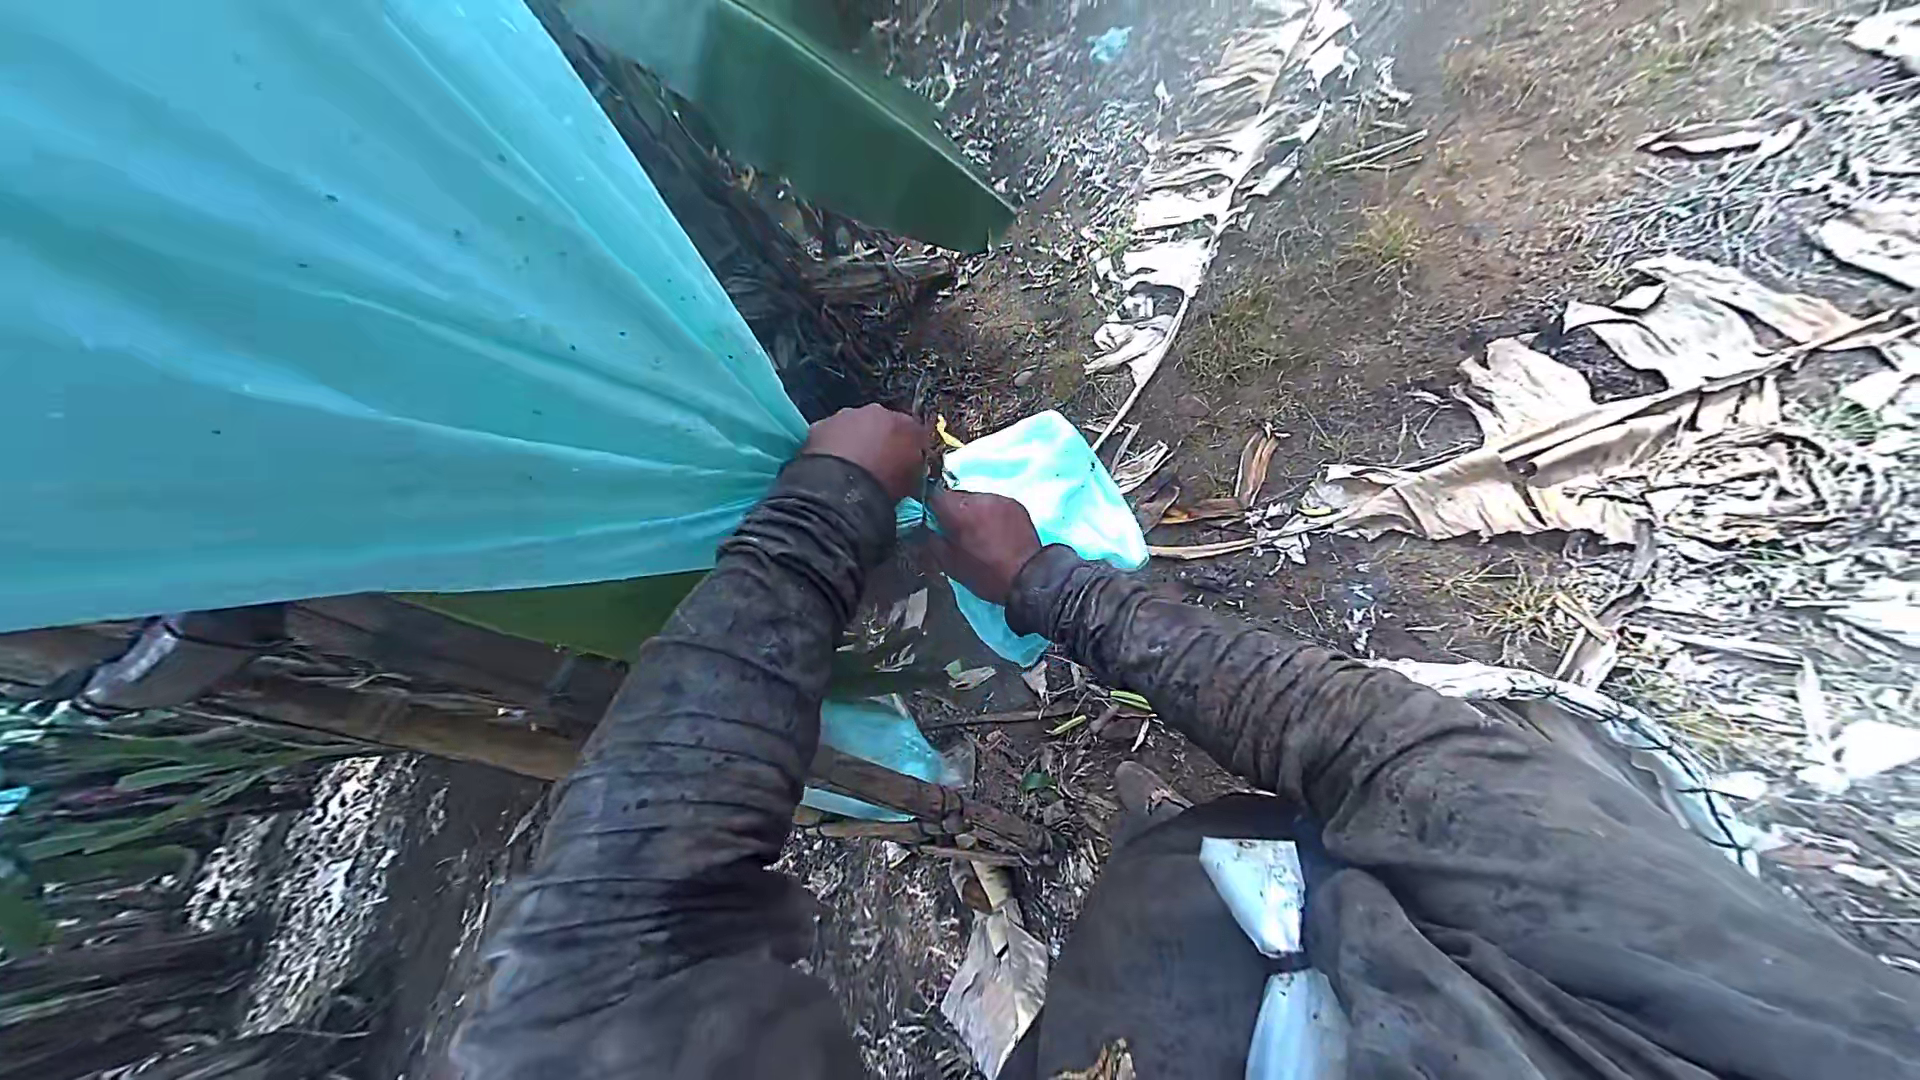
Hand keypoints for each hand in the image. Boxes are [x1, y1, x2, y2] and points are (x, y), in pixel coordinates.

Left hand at [800, 405, 927, 499]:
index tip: (901, 464)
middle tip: (874, 465)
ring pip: (852, 427)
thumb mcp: (912, 480)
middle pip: (879, 424)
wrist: (843, 487)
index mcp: (905, 423)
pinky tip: (829, 467)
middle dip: (877, 441)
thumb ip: (913, 464)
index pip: (911, 431)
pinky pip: (828, 436)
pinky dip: (830, 448)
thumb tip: (910, 462)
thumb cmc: (885, 485)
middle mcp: (876, 411)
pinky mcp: (819, 426)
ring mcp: (846, 416)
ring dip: (852, 442)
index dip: (906, 448)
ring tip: (848, 469)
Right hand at [926, 488, 1041, 605]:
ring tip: (979, 534)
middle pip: (955, 496)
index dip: (931, 508)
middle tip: (957, 533)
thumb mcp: (949, 564)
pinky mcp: (1015, 504)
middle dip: (953, 511)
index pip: (933, 495)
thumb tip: (925, 527)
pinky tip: (995, 532)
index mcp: (958, 512)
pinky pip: (994, 504)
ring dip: (972, 512)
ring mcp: (999, 499)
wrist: (1028, 579)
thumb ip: (931, 539)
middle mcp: (978, 498)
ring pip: (976, 499)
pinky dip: (990, 514)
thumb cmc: (985, 575)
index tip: (933, 521)